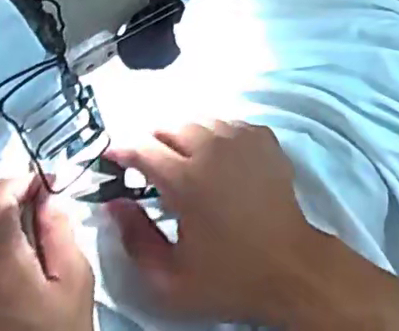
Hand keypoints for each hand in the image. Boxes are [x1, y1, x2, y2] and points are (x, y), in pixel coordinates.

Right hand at [105, 122, 326, 325]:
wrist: (288, 264)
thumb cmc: (226, 276)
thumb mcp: (168, 277)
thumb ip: (135, 237)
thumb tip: (115, 205)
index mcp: (187, 179)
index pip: (144, 149)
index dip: (123, 150)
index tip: (111, 157)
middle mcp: (214, 148)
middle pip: (173, 127)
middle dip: (153, 140)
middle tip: (146, 162)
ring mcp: (243, 138)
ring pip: (203, 120)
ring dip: (184, 134)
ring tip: (179, 158)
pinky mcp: (264, 138)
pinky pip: (230, 124)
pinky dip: (215, 134)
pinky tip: (215, 156)